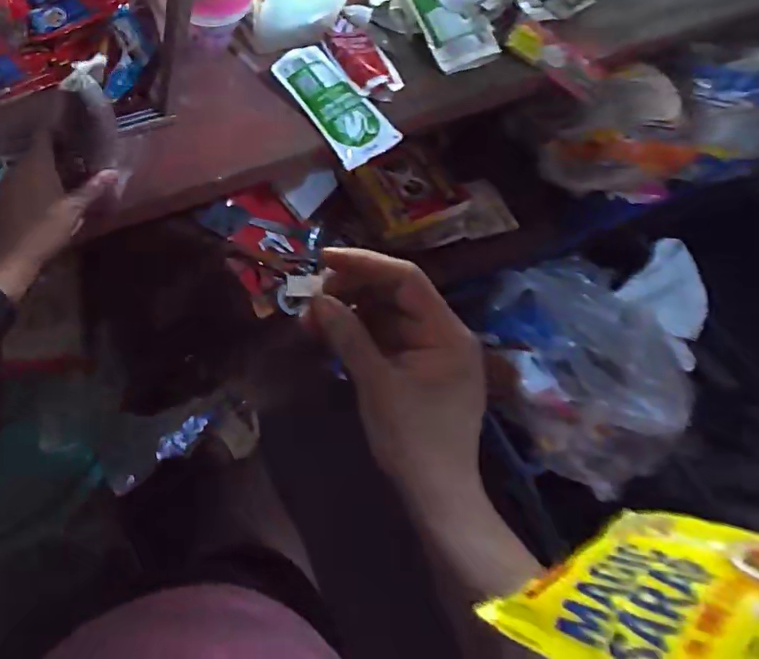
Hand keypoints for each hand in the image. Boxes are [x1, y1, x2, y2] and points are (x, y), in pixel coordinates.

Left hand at [0, 134, 117, 298]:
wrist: (3, 263)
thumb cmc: (42, 231)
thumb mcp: (73, 211)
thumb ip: (92, 189)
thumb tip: (113, 171)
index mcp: (36, 163)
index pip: (45, 133)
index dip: (60, 129)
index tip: (76, 131)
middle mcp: (16, 167)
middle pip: (37, 150)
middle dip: (57, 151)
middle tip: (79, 157)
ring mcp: (4, 184)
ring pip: (27, 167)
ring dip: (44, 168)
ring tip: (66, 176)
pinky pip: (18, 182)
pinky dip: (31, 183)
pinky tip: (45, 196)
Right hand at [305, 248, 485, 512]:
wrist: (438, 500)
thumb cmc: (414, 440)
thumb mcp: (377, 384)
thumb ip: (349, 336)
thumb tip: (318, 300)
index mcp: (447, 331)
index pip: (407, 279)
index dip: (365, 263)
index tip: (326, 258)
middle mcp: (443, 333)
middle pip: (396, 294)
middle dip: (353, 289)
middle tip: (312, 292)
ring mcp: (429, 351)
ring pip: (386, 315)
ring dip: (350, 311)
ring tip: (311, 314)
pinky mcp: (415, 368)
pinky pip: (384, 338)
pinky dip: (357, 333)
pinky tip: (327, 331)